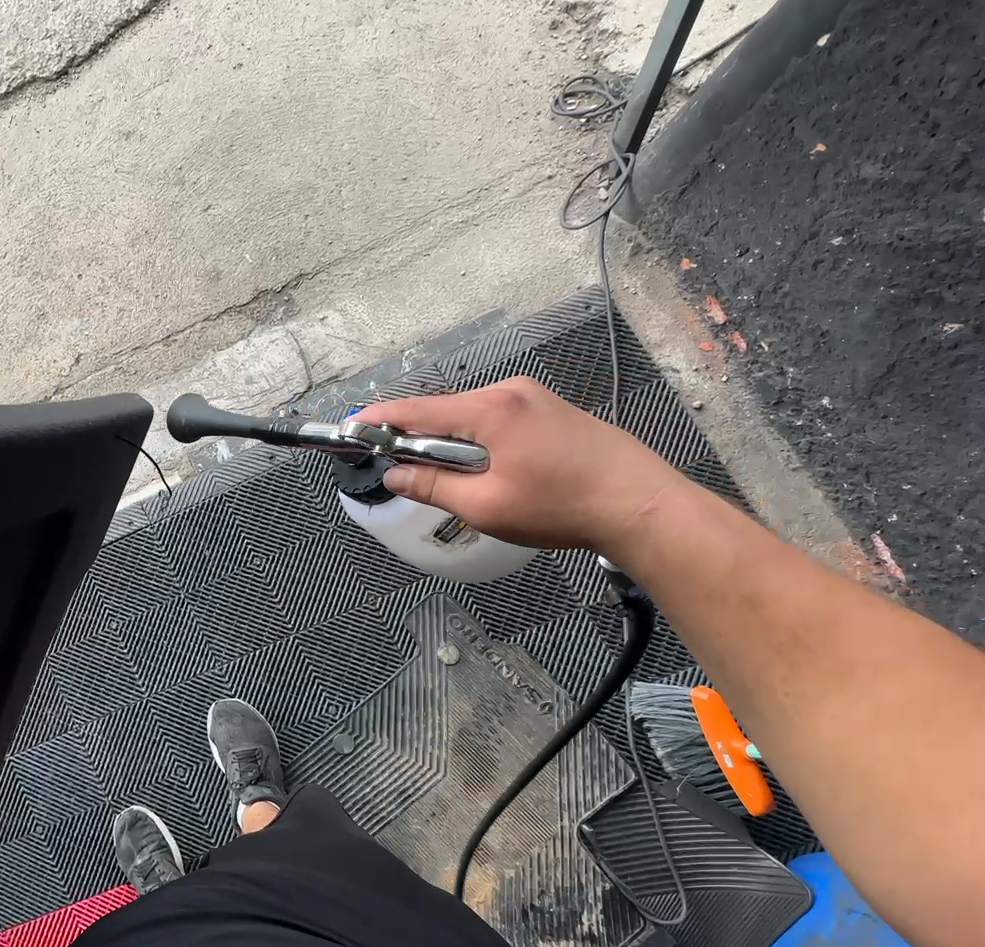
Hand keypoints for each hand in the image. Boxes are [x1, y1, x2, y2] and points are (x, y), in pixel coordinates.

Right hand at [352, 377, 690, 553]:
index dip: (379, 420)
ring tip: (446, 477)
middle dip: (414, 435)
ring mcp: (535, 398)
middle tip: (396, 465)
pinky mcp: (551, 411)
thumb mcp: (485, 505)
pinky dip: (475, 439)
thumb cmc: (562, 506)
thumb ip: (432, 487)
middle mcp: (511, 392)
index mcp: (491, 409)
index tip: (350, 426)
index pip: (416, 410)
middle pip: (443, 410)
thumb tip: (395, 476)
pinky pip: (495, 419)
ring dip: (448, 441)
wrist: (644, 506)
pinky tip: (483, 468)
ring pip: (469, 415)